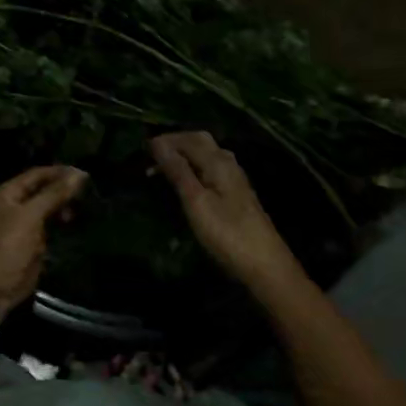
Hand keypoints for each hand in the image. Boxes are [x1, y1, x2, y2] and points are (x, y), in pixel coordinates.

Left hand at [0, 165, 87, 320]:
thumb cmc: (6, 248)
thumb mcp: (29, 217)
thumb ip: (53, 195)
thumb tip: (78, 174)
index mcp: (7, 194)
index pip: (37, 175)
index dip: (60, 172)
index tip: (85, 175)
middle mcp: (13, 206)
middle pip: (43, 191)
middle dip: (63, 190)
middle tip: (88, 194)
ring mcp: (22, 225)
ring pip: (47, 209)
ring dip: (64, 208)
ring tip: (81, 210)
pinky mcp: (30, 244)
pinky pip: (49, 227)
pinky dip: (61, 224)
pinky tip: (74, 223)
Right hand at [150, 132, 299, 283]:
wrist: (265, 265)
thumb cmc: (226, 234)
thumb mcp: (196, 201)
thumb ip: (178, 171)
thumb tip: (157, 143)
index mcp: (218, 162)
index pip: (188, 139)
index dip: (165, 140)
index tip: (141, 148)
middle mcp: (228, 164)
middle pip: (200, 141)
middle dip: (175, 142)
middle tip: (150, 154)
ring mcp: (234, 179)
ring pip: (206, 154)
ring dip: (183, 155)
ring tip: (160, 168)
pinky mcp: (235, 194)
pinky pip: (210, 168)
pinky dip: (192, 167)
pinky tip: (184, 182)